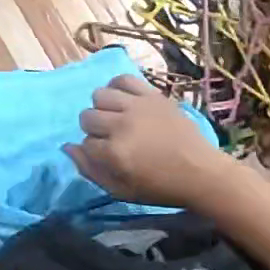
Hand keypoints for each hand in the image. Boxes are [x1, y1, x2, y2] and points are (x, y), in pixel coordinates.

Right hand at [63, 74, 237, 208]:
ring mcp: (138, 106)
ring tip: (116, 117)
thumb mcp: (121, 190)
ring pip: (100, 95)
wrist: (201, 172)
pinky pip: (123, 79)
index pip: (84, 144)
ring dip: (103, 108)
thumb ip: (90, 170)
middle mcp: (122, 125)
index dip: (92, 152)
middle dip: (94, 130)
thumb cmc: (160, 187)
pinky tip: (123, 100)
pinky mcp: (153, 94)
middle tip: (110, 138)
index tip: (106, 157)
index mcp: (114, 153)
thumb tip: (67, 147)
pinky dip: (118, 87)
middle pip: (87, 117)